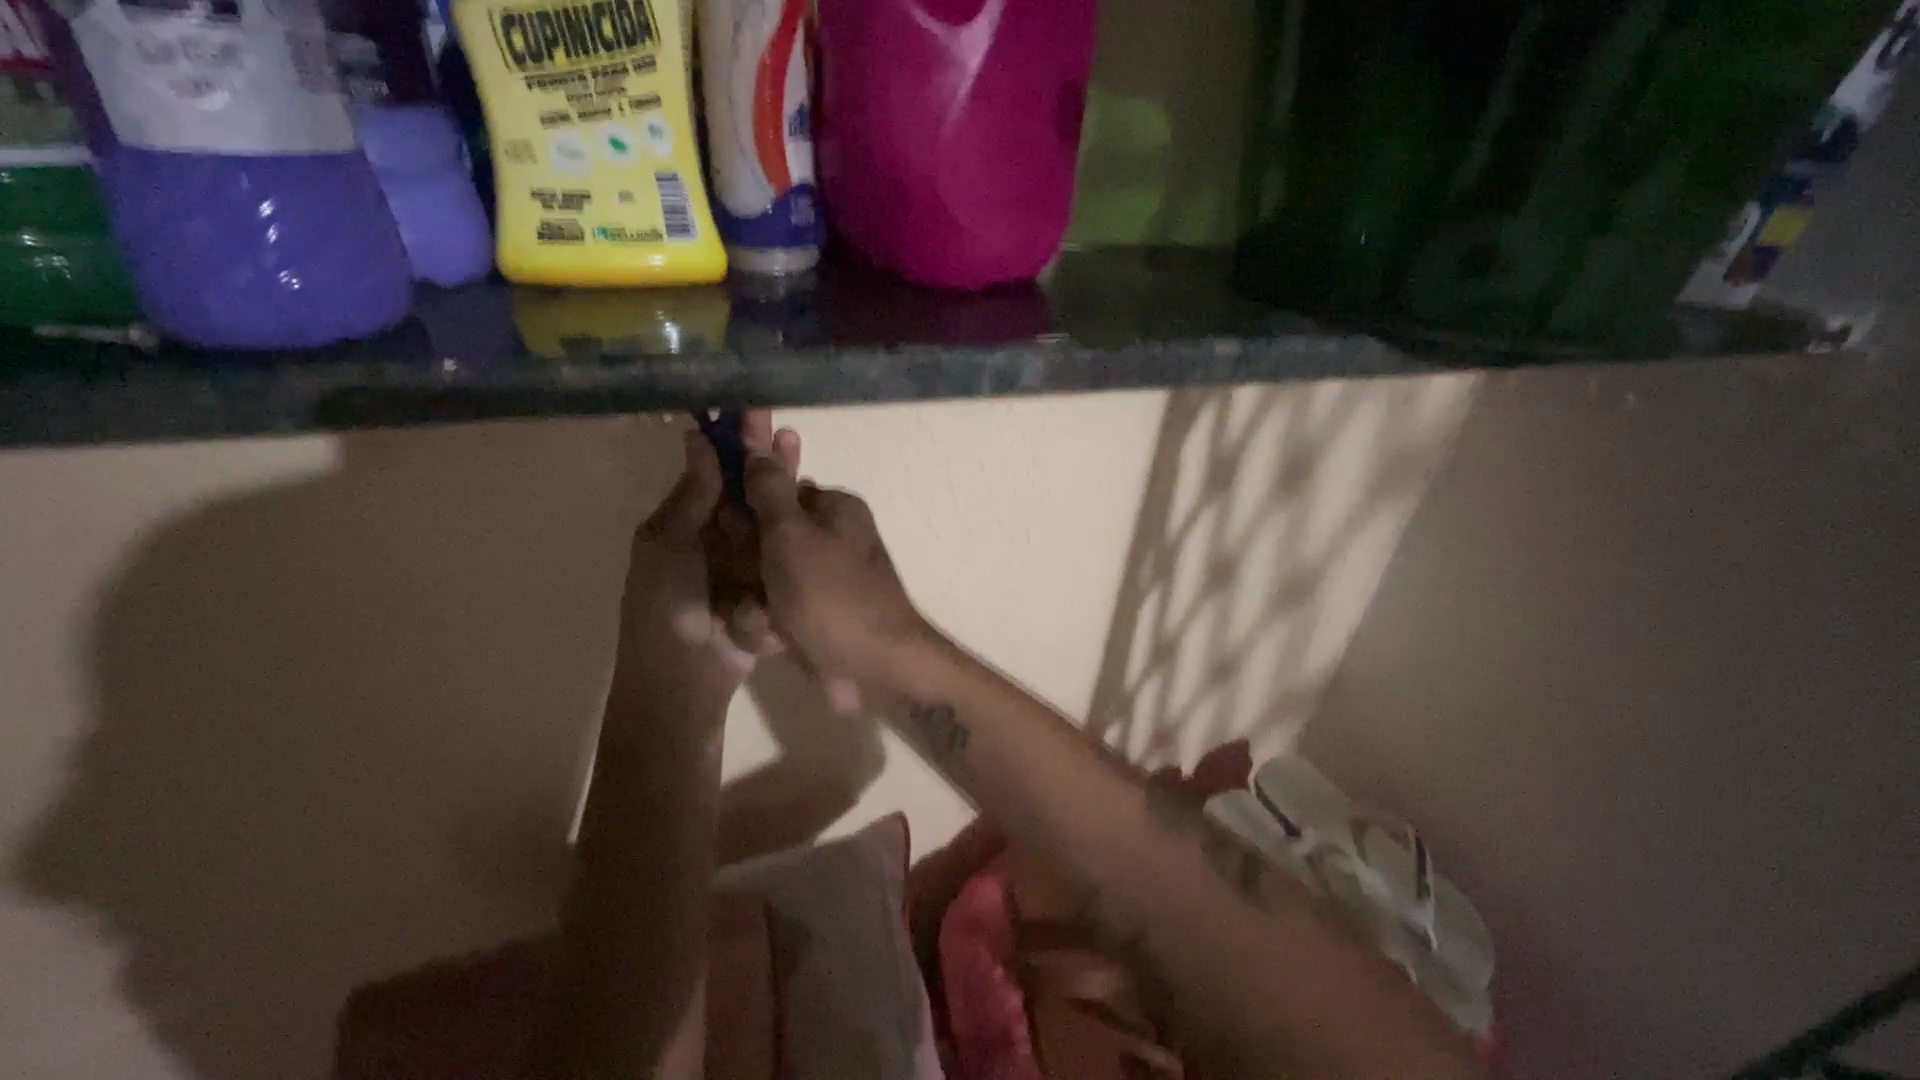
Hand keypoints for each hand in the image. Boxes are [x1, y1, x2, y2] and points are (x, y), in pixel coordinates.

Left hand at [618, 413, 799, 716]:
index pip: (713, 476)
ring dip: (784, 493)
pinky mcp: (770, 593)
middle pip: (746, 495)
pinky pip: (784, 560)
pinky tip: (815, 508)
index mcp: (686, 525)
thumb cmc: (665, 605)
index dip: (732, 447)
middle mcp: (717, 541)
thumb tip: (698, 439)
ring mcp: (746, 568)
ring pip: (769, 524)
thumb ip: (692, 497)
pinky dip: (797, 537)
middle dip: (764, 465)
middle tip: (786, 432)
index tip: (752, 415)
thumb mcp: (667, 545)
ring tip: (802, 462)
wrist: (685, 679)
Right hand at [744, 455, 933, 706]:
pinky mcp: (814, 617)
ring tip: (769, 624)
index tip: (724, 532)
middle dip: (746, 568)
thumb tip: (759, 441)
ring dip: (754, 605)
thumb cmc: (832, 595)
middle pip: (760, 540)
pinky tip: (776, 643)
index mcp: (832, 508)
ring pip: (760, 582)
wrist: (876, 668)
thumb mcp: (792, 535)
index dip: (740, 511)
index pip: (770, 491)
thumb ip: (769, 490)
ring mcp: (821, 580)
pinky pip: (773, 614)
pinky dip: (769, 628)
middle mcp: (828, 539)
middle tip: (755, 591)